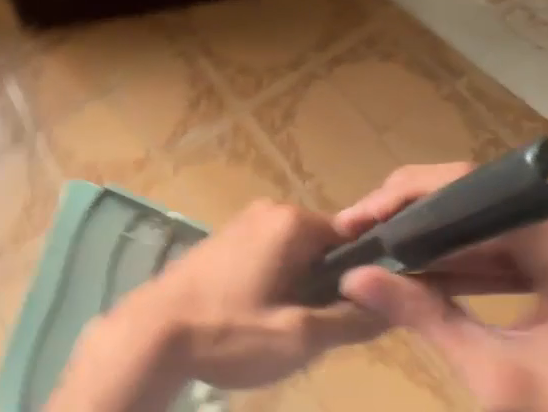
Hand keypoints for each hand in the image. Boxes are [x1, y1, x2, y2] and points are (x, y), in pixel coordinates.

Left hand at [48, 199, 385, 409]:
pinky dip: (279, 283)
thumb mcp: (300, 337)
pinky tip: (265, 317)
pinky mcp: (227, 240)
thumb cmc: (229, 331)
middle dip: (331, 285)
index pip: (354, 237)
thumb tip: (392, 306)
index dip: (365, 275)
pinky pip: (272, 256)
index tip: (366, 312)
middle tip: (322, 330)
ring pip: (298, 255)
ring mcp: (245, 223)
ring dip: (304, 288)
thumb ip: (351, 320)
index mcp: (292, 222)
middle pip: (324, 246)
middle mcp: (270, 210)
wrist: (155, 330)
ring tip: (292, 329)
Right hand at [334, 164, 547, 411]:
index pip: (467, 194)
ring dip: (440, 236)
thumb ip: (425, 317)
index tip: (354, 221)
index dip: (402, 203)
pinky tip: (430, 267)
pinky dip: (476, 257)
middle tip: (360, 231)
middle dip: (415, 215)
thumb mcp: (500, 379)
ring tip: (382, 247)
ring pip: (496, 219)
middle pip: (480, 198)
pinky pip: (521, 243)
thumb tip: (353, 279)